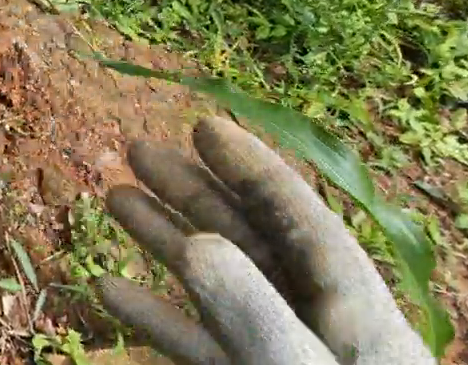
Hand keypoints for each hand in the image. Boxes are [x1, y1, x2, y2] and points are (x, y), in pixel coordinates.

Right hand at [96, 116, 432, 364]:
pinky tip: (109, 289)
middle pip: (254, 244)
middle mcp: (320, 337)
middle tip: (132, 150)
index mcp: (358, 327)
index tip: (199, 125)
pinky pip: (196, 343)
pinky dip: (152, 312)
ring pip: (219, 286)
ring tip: (111, 196)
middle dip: (194, 193)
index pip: (306, 228)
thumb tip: (200, 242)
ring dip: (163, 238)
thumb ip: (257, 319)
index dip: (254, 172)